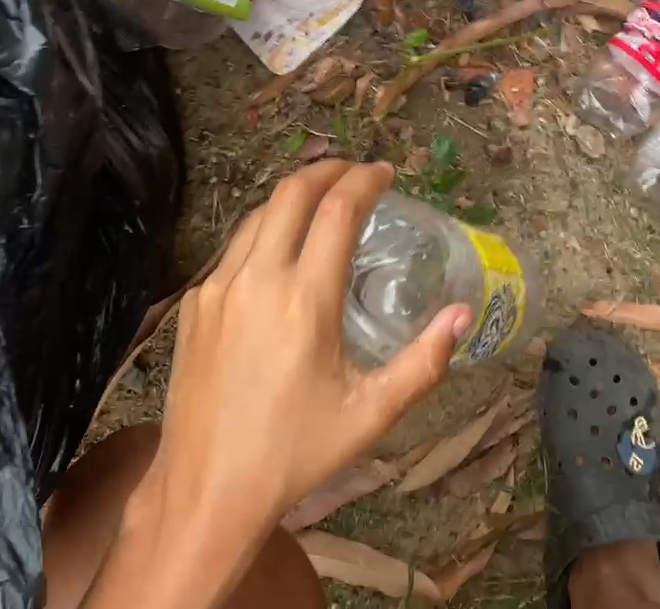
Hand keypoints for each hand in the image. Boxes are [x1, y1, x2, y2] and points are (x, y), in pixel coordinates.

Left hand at [141, 161, 472, 544]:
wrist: (205, 489)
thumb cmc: (294, 453)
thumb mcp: (370, 415)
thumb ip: (423, 362)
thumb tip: (464, 314)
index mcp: (304, 300)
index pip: (337, 211)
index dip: (364, 180)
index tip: (385, 172)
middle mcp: (257, 280)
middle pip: (291, 193)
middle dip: (327, 169)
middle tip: (356, 173)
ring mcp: (218, 288)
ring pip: (258, 214)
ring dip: (294, 196)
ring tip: (323, 203)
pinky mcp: (195, 304)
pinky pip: (234, 248)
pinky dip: (265, 230)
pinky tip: (281, 253)